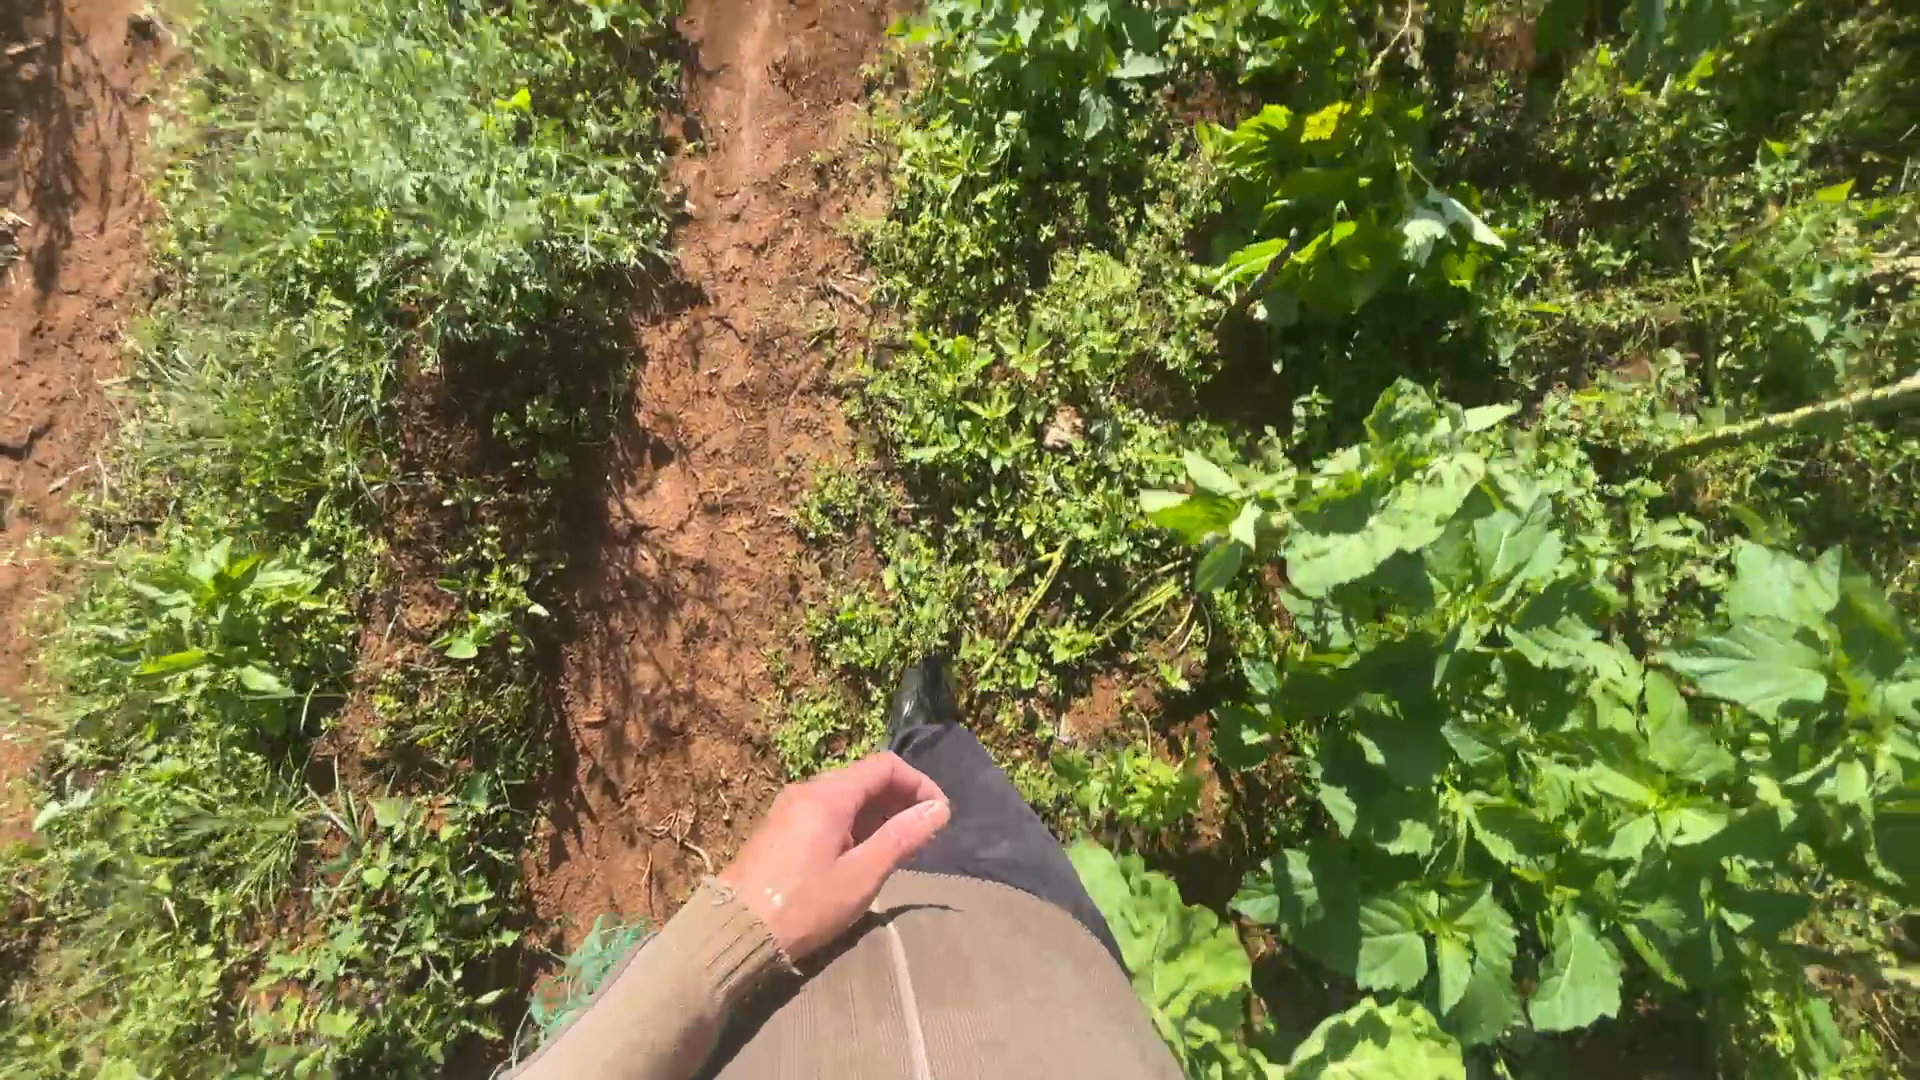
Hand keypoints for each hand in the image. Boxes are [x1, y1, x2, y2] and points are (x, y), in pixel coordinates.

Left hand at [719, 752, 950, 959]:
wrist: (732, 934)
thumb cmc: (804, 905)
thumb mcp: (861, 875)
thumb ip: (901, 838)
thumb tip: (939, 809)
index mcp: (829, 794)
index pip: (885, 766)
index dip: (918, 783)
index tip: (939, 813)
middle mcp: (808, 790)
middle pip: (865, 777)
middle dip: (899, 797)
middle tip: (923, 831)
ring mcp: (790, 807)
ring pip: (846, 794)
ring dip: (877, 812)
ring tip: (897, 846)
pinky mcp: (781, 827)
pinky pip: (827, 810)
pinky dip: (854, 822)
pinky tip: (862, 853)